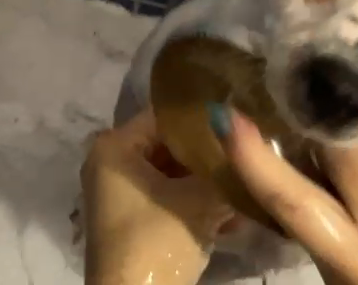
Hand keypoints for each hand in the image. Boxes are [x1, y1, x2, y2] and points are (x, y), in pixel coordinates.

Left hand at [81, 109, 234, 284]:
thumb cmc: (157, 240)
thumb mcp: (197, 202)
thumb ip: (221, 173)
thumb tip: (247, 152)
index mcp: (113, 145)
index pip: (163, 117)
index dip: (200, 120)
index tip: (235, 123)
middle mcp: (110, 163)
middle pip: (166, 147)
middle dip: (206, 158)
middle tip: (244, 158)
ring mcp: (118, 196)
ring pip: (170, 178)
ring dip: (204, 186)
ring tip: (244, 189)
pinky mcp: (130, 224)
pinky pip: (165, 202)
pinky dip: (193, 207)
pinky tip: (231, 219)